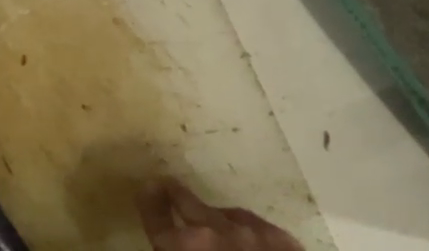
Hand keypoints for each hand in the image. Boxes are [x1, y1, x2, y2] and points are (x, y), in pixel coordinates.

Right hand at [139, 177, 303, 250]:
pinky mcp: (281, 240)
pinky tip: (244, 236)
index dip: (149, 201)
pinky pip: (255, 224)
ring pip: (222, 213)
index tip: (147, 187)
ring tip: (210, 222)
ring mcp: (249, 233)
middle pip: (186, 202)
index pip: (156, 217)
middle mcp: (211, 233)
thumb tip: (170, 248)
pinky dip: (244, 228)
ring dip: (212, 218)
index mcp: (183, 250)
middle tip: (167, 185)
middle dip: (174, 194)